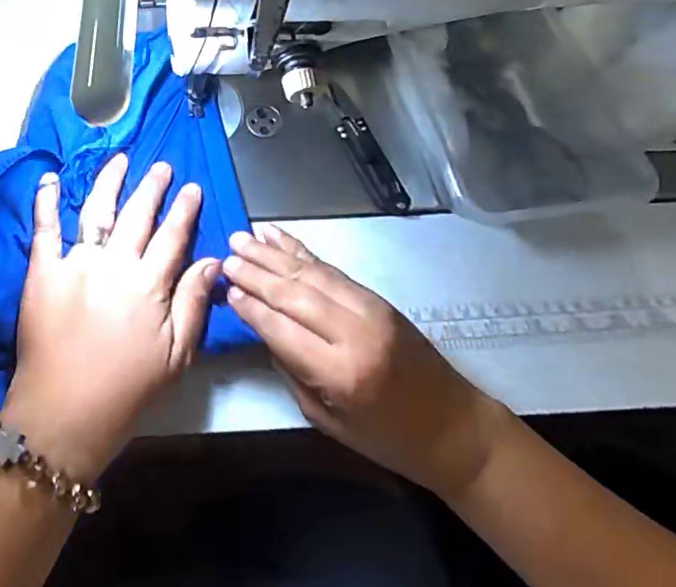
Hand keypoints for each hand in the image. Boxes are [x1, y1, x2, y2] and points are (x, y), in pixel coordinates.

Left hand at [3, 155, 218, 479]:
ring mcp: (75, 265)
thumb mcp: (177, 354)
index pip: (173, 235)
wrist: (62, 418)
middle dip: (153, 187)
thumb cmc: (127, 389)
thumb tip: (213, 261)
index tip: (192, 188)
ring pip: (97, 211)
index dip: (185, 209)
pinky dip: (46, 203)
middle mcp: (115, 264)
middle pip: (139, 215)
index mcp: (149, 284)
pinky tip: (50, 180)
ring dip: (110, 182)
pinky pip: (44, 231)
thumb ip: (194, 302)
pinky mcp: (42, 274)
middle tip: (162, 167)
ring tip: (120, 160)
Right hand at [222, 223, 506, 497]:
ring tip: (245, 238)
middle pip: (297, 292)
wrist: (451, 423)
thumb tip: (266, 330)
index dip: (252, 307)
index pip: (284, 328)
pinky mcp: (378, 297)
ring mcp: (370, 308)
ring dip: (276, 254)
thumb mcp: (329, 421)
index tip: (224, 286)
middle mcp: (356, 330)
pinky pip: (334, 270)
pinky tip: (282, 241)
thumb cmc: (387, 438)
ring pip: (314, 273)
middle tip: (226, 255)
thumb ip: (295, 372)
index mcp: (341, 371)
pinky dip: (305, 254)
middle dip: (258, 273)